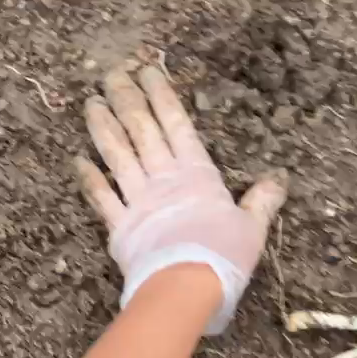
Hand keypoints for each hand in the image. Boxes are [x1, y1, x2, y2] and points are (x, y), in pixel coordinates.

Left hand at [74, 66, 288, 334]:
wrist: (187, 286)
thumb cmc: (224, 257)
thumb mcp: (252, 228)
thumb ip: (261, 201)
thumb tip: (278, 180)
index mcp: (197, 174)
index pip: (176, 124)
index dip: (161, 96)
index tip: (148, 70)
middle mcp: (164, 179)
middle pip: (142, 132)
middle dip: (127, 100)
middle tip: (112, 74)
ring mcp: (139, 201)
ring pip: (118, 156)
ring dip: (104, 129)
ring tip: (91, 104)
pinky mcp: (120, 227)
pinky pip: (102, 198)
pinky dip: (90, 179)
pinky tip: (78, 160)